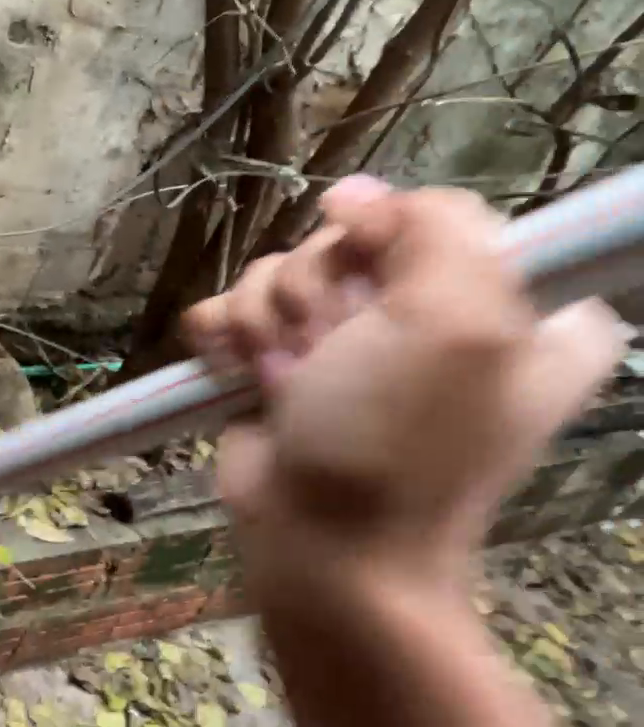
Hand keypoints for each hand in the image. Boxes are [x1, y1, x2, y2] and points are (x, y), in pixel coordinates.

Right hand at [181, 177, 625, 587]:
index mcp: (505, 308)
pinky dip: (222, 338)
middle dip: (312, 291)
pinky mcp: (271, 357)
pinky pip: (224, 308)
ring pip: (271, 274)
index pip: (437, 219)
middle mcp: (422, 317)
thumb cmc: (397, 439)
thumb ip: (434, 232)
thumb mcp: (457, 328)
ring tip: (285, 379)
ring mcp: (340, 340)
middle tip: (329, 348)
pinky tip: (239, 374)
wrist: (317, 532)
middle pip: (337, 243)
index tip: (378, 279)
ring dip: (263, 322)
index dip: (392, 236)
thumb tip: (354, 194)